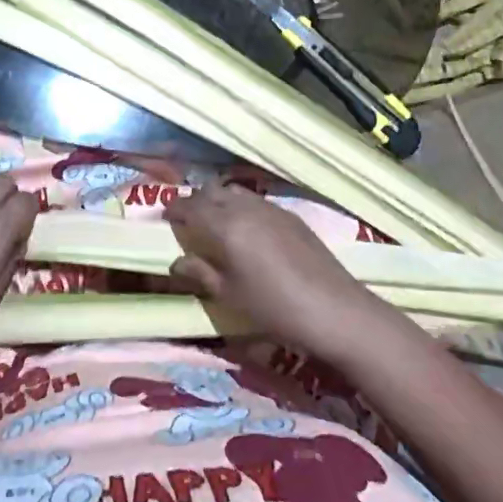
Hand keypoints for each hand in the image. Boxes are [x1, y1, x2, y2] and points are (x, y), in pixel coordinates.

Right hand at [164, 182, 384, 350]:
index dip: (173, 210)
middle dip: (194, 201)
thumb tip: (177, 262)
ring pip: (233, 191)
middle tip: (189, 221)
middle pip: (209, 191)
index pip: (188, 206)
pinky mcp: (290, 215)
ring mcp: (269, 208)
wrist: (336, 310)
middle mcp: (243, 207)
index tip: (166, 220)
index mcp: (224, 225)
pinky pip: (255, 200)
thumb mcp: (229, 295)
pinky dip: (241, 206)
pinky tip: (248, 230)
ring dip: (218, 200)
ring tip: (217, 223)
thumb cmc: (275, 307)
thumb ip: (200, 273)